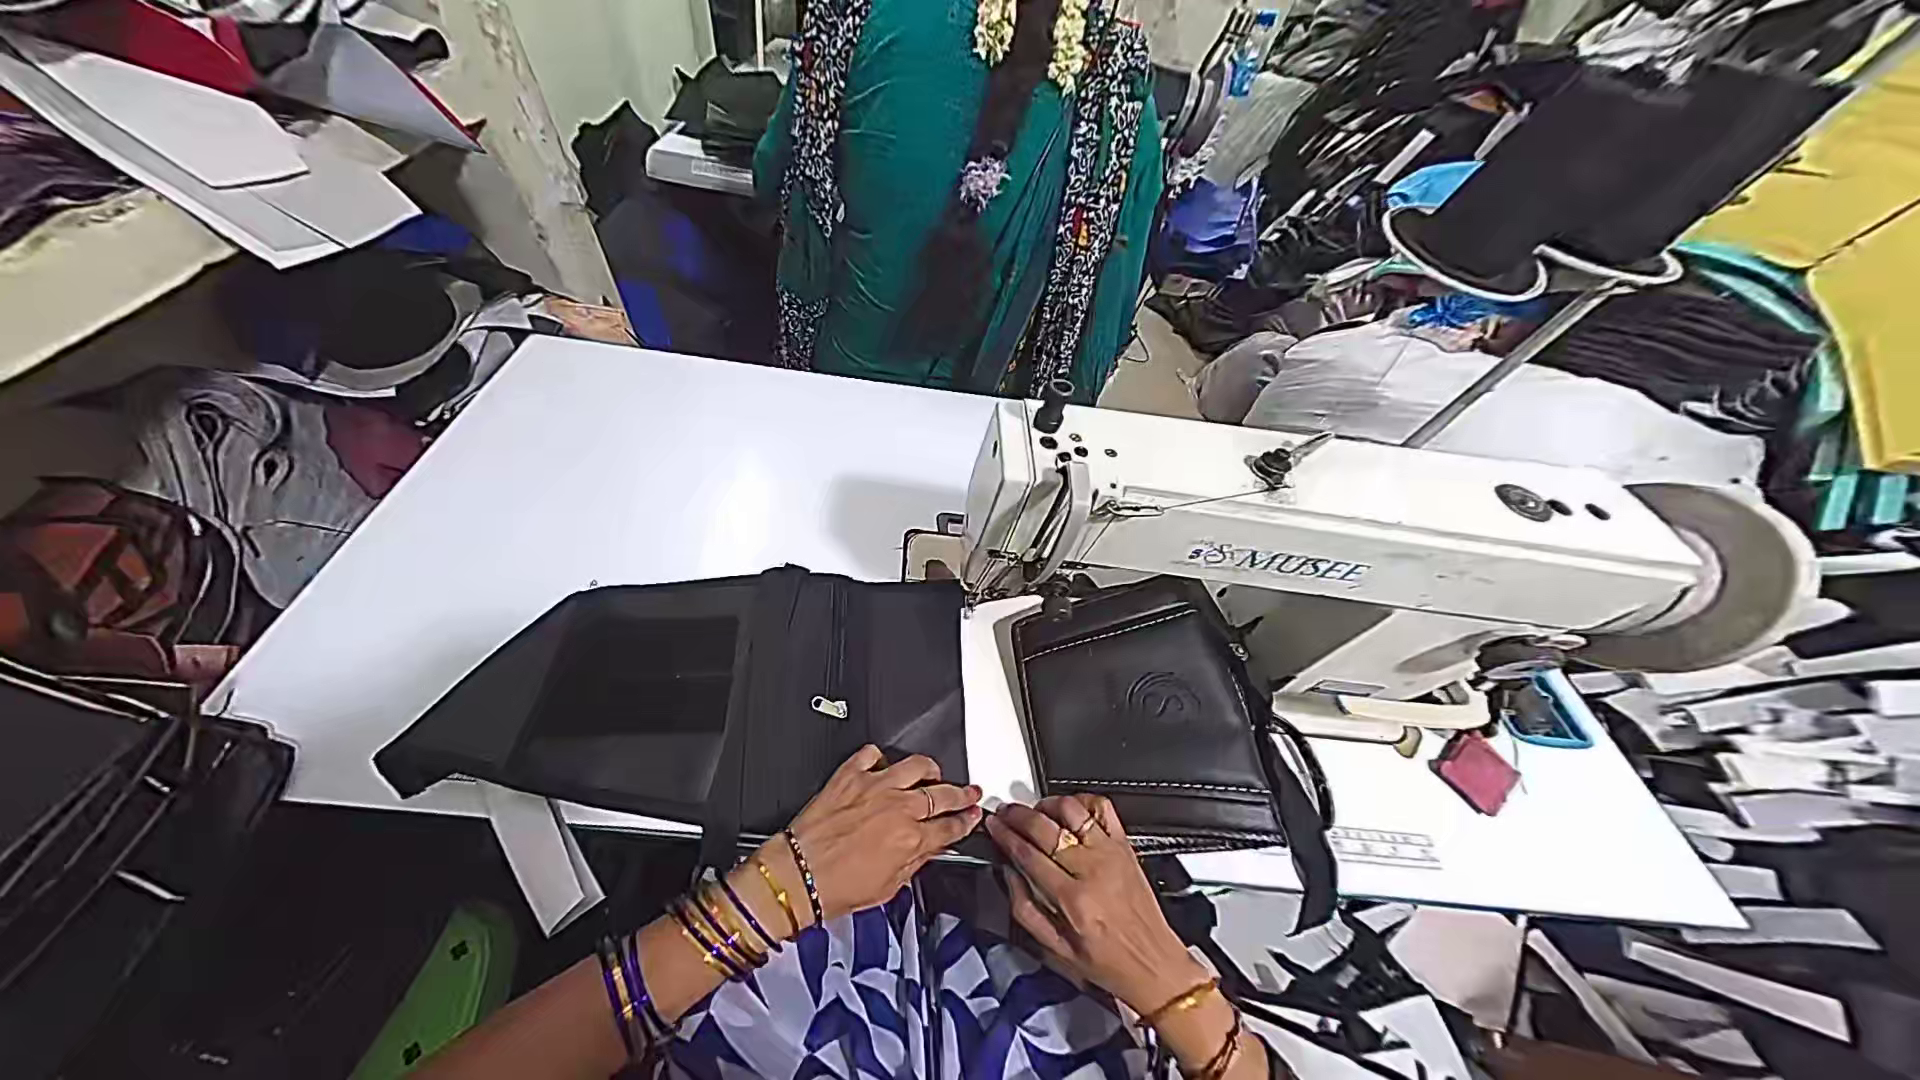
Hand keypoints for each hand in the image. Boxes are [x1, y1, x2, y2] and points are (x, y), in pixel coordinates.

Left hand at [776, 745, 982, 922]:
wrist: (797, 876)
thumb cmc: (835, 888)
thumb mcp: (888, 888)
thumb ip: (915, 862)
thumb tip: (929, 848)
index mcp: (910, 840)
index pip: (950, 826)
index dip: (966, 821)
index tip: (972, 816)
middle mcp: (897, 808)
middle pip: (942, 794)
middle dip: (962, 794)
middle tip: (970, 792)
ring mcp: (875, 787)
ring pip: (916, 765)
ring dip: (930, 769)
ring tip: (933, 772)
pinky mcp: (851, 776)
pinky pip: (872, 753)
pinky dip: (880, 756)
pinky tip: (883, 762)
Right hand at [985, 797, 1211, 1013]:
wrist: (1153, 965)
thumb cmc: (1108, 961)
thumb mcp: (1056, 950)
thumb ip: (1025, 909)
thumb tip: (1009, 874)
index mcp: (1073, 901)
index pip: (1028, 854)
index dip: (1005, 835)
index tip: (995, 826)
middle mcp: (1092, 871)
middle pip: (1044, 827)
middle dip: (1017, 815)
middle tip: (1006, 813)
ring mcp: (1110, 854)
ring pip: (1071, 810)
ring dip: (1046, 803)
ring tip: (1035, 810)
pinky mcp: (1124, 845)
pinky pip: (1102, 808)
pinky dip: (1082, 800)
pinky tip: (1070, 808)